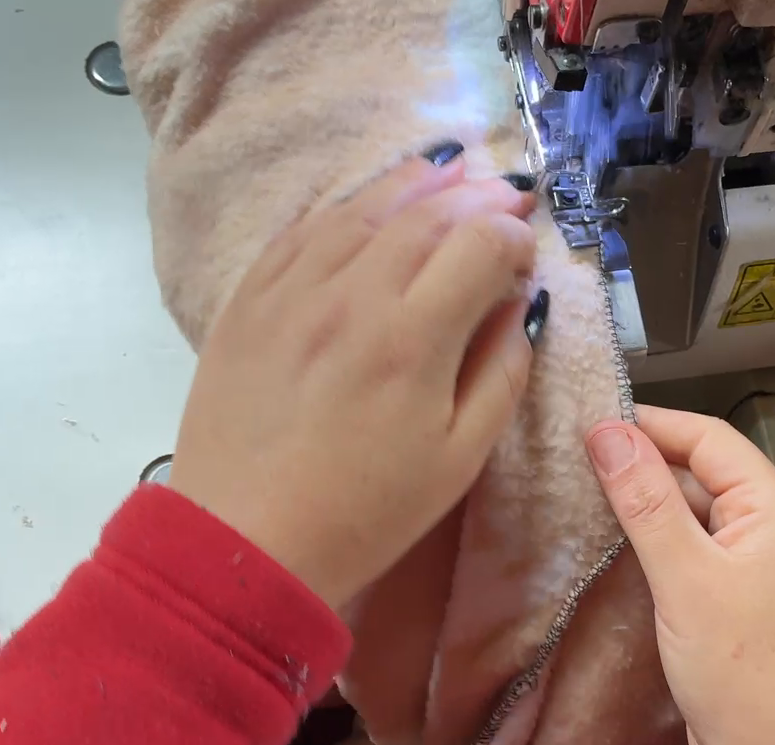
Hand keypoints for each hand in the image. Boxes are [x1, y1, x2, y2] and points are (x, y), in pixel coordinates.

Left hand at [170, 153, 542, 609]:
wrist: (249, 541)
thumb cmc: (368, 512)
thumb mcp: (460, 460)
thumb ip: (501, 375)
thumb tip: (521, 309)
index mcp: (413, 338)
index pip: (478, 246)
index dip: (512, 238)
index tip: (526, 252)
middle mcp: (352, 294)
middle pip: (424, 214)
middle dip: (474, 197)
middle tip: (501, 197)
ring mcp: (291, 290)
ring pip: (361, 208)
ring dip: (412, 185)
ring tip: (445, 172)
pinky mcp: (249, 301)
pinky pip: (302, 231)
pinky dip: (345, 208)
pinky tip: (365, 206)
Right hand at [588, 406, 774, 744]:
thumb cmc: (738, 666)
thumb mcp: (685, 577)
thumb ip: (646, 501)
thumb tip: (608, 431)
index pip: (711, 439)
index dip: (653, 424)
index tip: (593, 424)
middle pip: (708, 473)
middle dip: (648, 463)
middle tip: (581, 461)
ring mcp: (766, 563)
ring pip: (703, 512)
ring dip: (654, 502)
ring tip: (592, 494)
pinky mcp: (749, 595)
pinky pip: (705, 548)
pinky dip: (667, 539)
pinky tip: (626, 542)